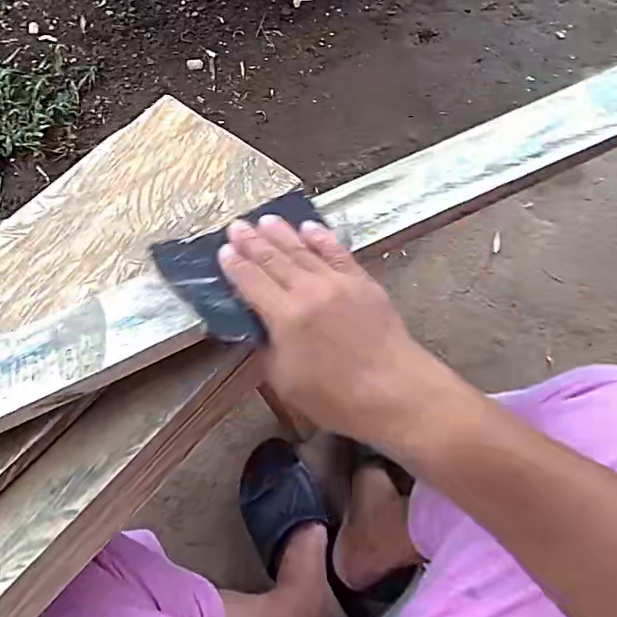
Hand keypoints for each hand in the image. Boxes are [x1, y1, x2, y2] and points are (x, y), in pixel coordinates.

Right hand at [218, 216, 480, 449]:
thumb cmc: (336, 396)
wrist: (392, 388)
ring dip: (283, 234)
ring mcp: (339, 283)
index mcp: (286, 316)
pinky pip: (338, 253)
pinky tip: (310, 228)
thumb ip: (269, 347)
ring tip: (266, 219)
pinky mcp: (363, 282)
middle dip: (253, 241)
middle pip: (275, 260)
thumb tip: (261, 326)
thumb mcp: (285, 380)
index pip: (252, 282)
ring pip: (305, 251)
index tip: (224, 251)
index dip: (235, 266)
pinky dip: (322, 239)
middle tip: (237, 226)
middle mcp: (310, 291)